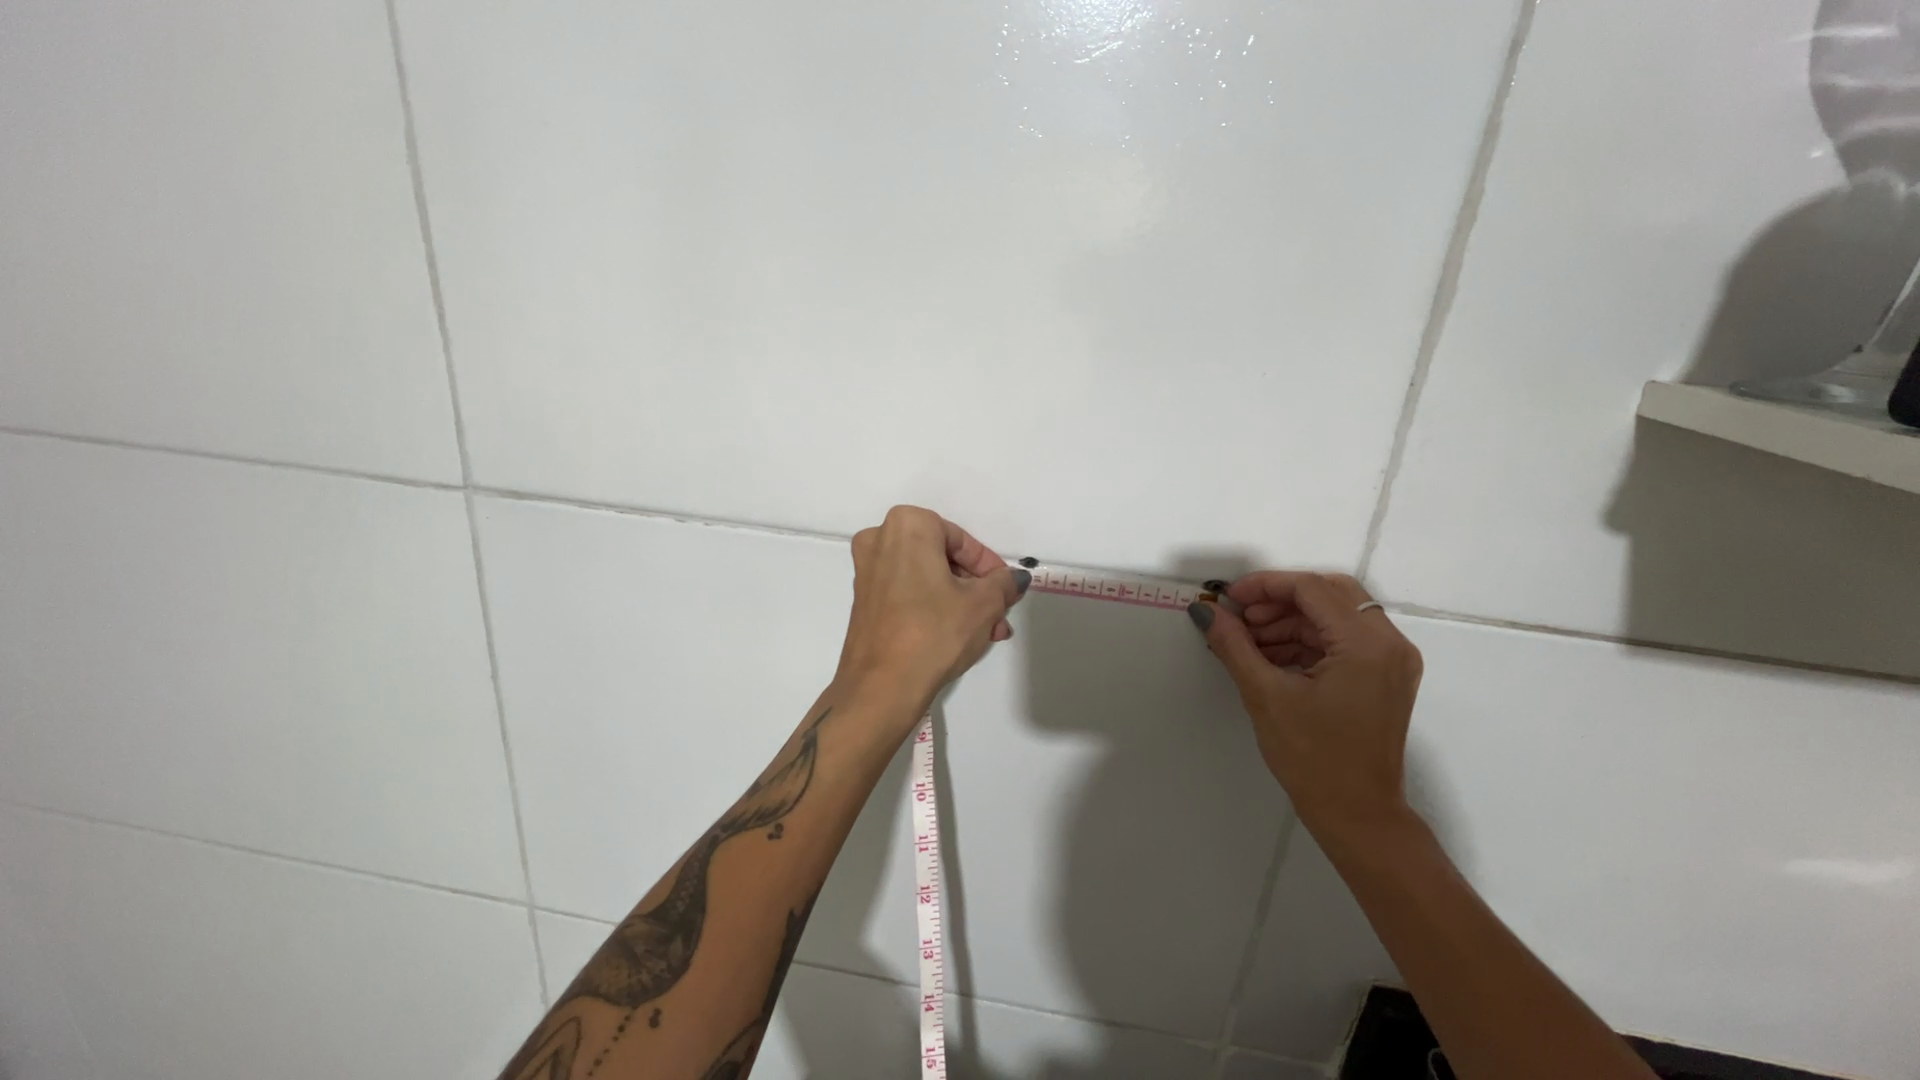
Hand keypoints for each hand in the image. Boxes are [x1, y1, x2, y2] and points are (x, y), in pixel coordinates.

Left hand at [835, 506, 1028, 714]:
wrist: (882, 686)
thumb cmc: (935, 632)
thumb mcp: (984, 605)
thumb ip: (1003, 583)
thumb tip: (1013, 578)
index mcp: (907, 526)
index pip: (961, 541)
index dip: (988, 567)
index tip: (1005, 590)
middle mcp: (880, 540)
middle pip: (942, 559)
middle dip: (974, 588)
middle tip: (998, 614)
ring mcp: (867, 572)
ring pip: (926, 579)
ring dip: (958, 602)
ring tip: (987, 632)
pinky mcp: (863, 601)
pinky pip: (907, 594)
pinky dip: (933, 608)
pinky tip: (958, 635)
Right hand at [1188, 572, 1423, 841]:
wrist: (1357, 814)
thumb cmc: (1312, 758)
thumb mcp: (1265, 695)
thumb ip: (1234, 645)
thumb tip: (1205, 611)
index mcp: (1366, 644)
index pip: (1311, 589)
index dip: (1264, 587)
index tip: (1229, 601)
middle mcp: (1389, 643)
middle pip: (1330, 593)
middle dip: (1281, 600)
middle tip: (1242, 619)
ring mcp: (1393, 660)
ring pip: (1338, 615)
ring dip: (1293, 621)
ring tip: (1251, 643)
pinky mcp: (1387, 677)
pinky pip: (1346, 640)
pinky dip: (1309, 640)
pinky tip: (1274, 658)